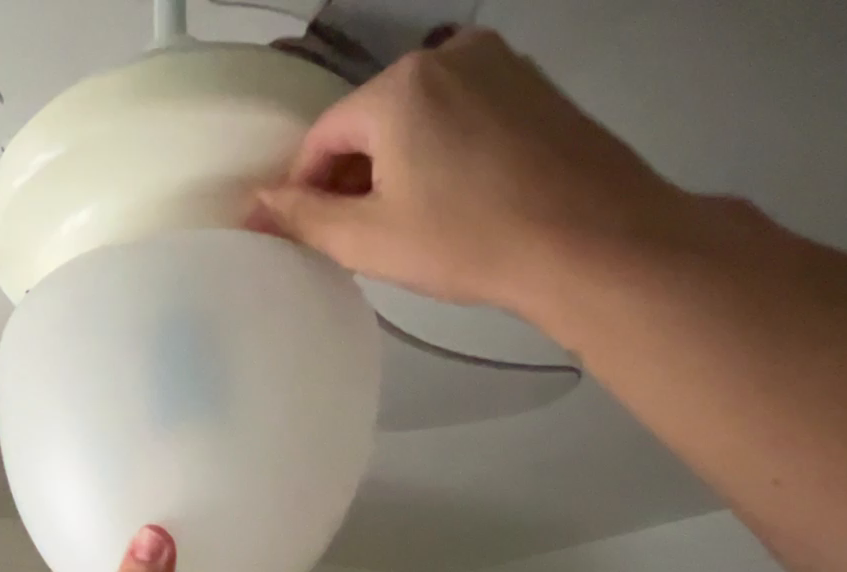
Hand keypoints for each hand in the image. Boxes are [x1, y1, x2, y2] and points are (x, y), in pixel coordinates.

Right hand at [257, 28, 691, 318]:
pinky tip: (447, 199)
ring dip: (392, 166)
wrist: (595, 242)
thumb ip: (299, 216)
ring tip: (402, 222)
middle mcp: (447, 55)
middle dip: (351, 177)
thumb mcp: (364, 238)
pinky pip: (457, 114)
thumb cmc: (467, 240)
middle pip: (368, 123)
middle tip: (354, 235)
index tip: (307, 234)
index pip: (321, 138)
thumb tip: (251, 205)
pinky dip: (437, 152)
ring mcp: (498, 64)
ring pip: (413, 118)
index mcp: (398, 85)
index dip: (303, 190)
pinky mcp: (533, 85)